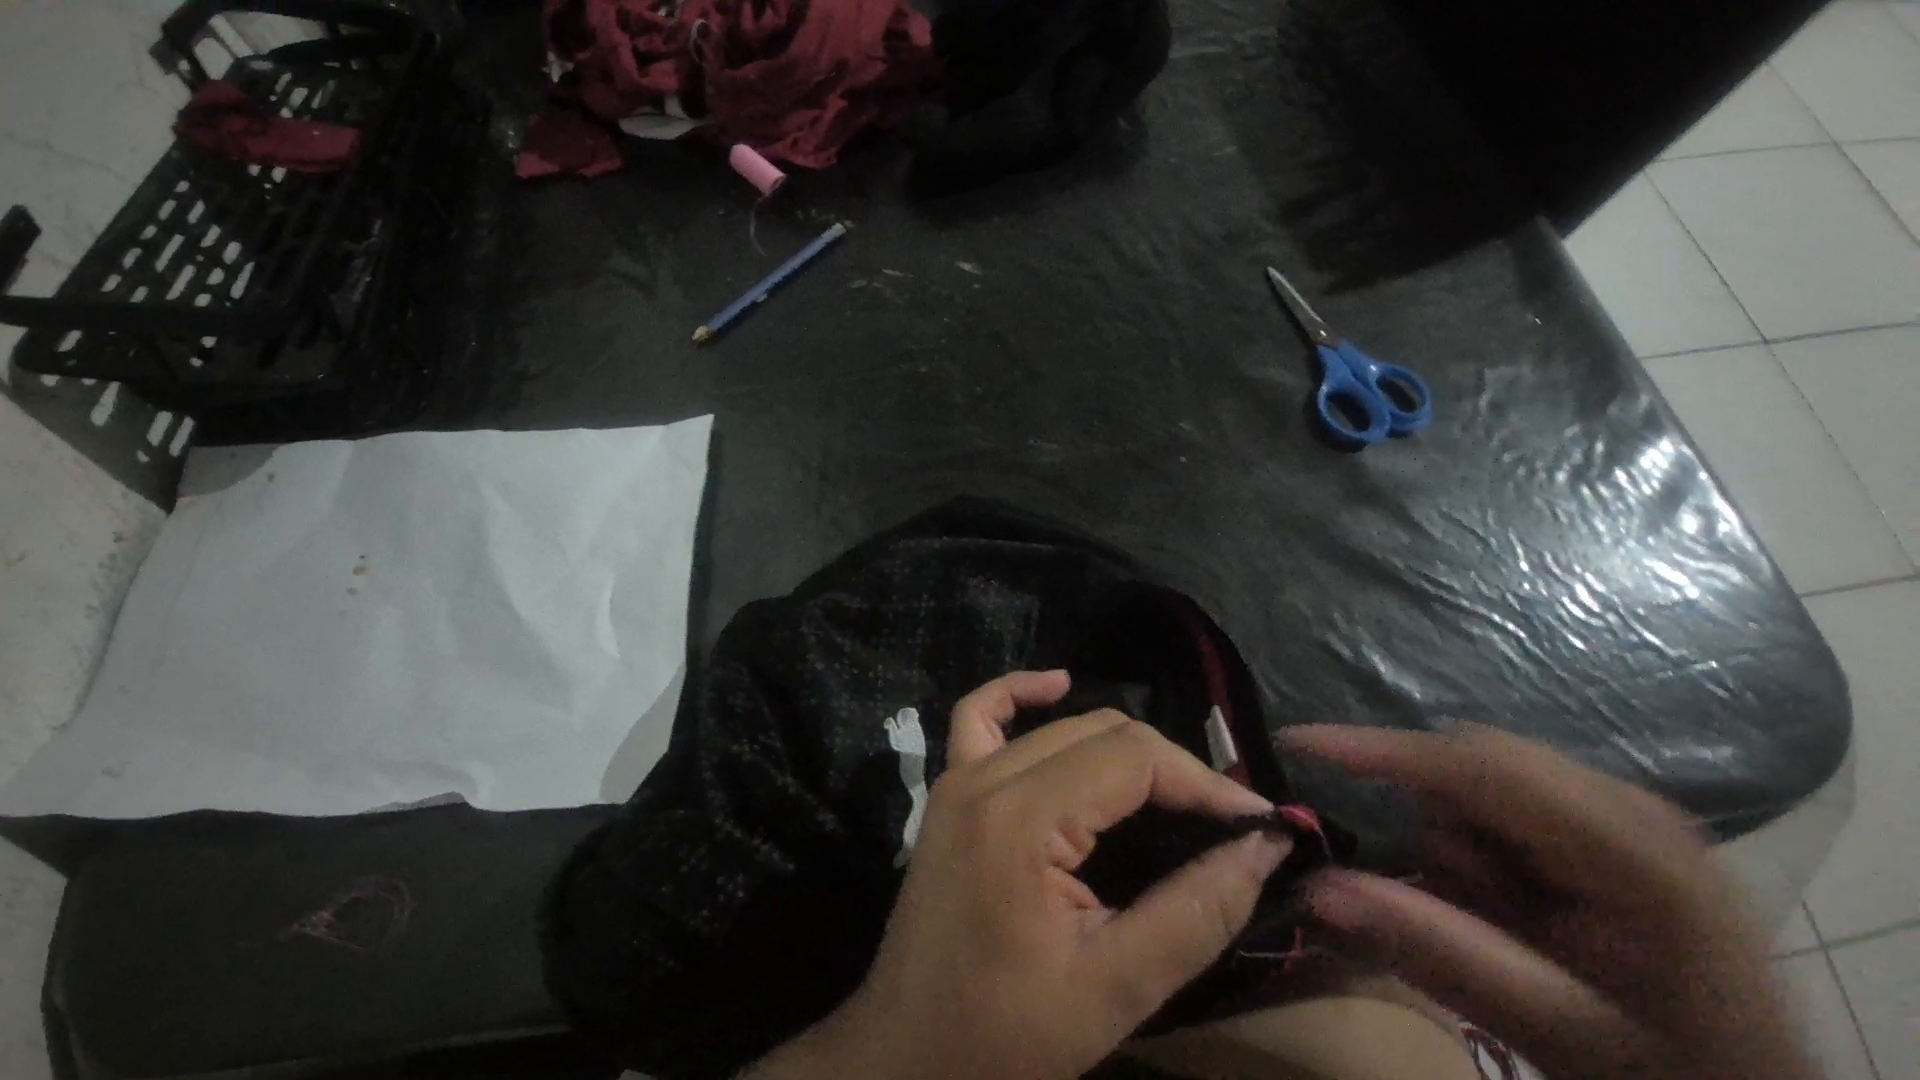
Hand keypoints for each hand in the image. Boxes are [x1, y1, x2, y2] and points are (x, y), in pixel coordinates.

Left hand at [744, 670, 1291, 1079]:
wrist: (907, 1055)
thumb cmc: (1007, 1034)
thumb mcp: (1117, 987)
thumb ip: (1197, 910)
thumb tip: (1265, 845)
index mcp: (1021, 820)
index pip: (1134, 758)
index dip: (1205, 783)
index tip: (1256, 823)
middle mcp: (984, 778)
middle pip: (1101, 733)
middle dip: (1172, 769)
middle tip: (1222, 822)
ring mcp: (957, 779)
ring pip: (1058, 726)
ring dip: (1121, 745)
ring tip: (1173, 790)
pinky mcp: (946, 792)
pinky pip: (980, 716)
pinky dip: (1021, 694)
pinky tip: (1058, 686)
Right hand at [1282, 722, 1819, 1079]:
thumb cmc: (1666, 1068)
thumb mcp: (1551, 1028)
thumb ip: (1435, 951)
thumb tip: (1314, 889)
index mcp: (1630, 849)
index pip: (1476, 763)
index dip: (1378, 748)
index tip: (1294, 741)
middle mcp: (1628, 803)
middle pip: (1475, 768)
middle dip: (1443, 831)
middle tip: (1467, 909)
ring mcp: (1623, 807)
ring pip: (1482, 785)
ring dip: (1465, 848)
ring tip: (1507, 923)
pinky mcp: (1612, 821)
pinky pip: (1506, 806)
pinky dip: (1487, 852)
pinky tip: (1524, 908)